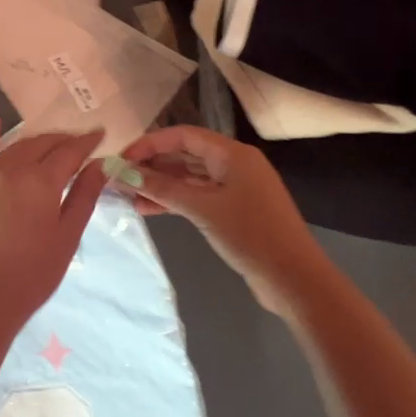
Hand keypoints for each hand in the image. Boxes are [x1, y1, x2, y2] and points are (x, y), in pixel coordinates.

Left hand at [0, 116, 105, 337]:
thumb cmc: (34, 271)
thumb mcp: (67, 235)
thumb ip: (83, 195)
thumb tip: (100, 165)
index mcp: (41, 180)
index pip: (70, 152)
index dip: (87, 143)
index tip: (101, 134)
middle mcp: (14, 168)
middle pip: (44, 144)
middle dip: (65, 141)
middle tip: (82, 145)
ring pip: (18, 146)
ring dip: (39, 141)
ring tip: (55, 144)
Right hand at [113, 125, 328, 314]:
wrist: (295, 280)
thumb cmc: (250, 235)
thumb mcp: (202, 209)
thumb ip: (162, 189)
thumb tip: (123, 173)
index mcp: (233, 154)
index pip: (183, 135)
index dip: (150, 143)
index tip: (122, 158)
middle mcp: (235, 165)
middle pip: (186, 155)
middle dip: (152, 166)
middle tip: (120, 178)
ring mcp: (236, 189)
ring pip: (190, 178)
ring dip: (160, 186)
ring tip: (128, 197)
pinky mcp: (235, 211)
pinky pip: (198, 197)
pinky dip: (175, 201)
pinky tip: (149, 210)